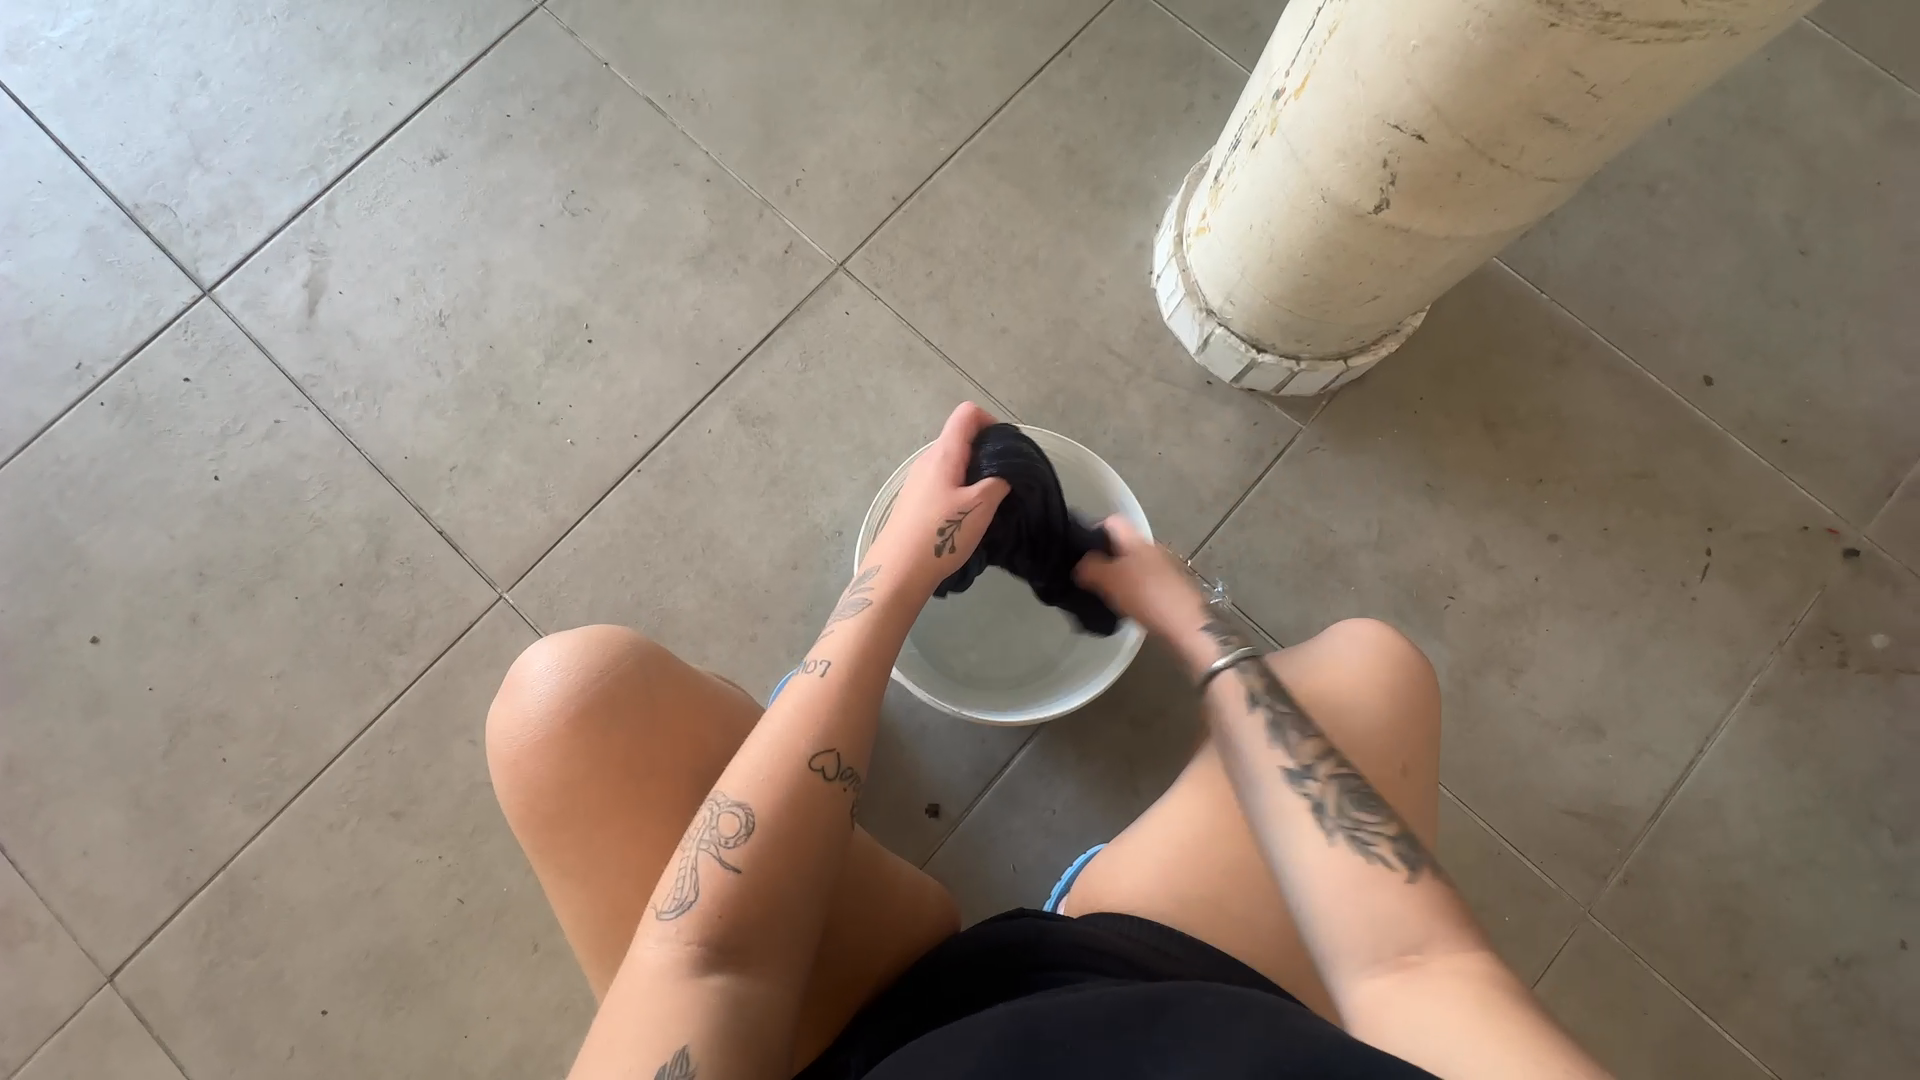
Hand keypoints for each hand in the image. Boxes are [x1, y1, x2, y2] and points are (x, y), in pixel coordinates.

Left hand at [868, 403, 1009, 589]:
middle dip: (988, 453)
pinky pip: (944, 481)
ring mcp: (919, 479)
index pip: (968, 413)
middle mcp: (928, 459)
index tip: (1008, 451)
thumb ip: (999, 481)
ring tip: (990, 502)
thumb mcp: (980, 507)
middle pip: (961, 438)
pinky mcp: (916, 499)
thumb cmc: (940, 535)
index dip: (992, 423)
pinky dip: (961, 489)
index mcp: (944, 453)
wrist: (898, 570)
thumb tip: (1007, 470)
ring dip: (975, 474)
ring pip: (954, 462)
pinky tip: (968, 515)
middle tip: (1005, 481)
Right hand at [1073, 516, 1208, 642]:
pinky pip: (1142, 580)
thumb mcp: (1109, 581)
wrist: (1185, 624)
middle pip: (1121, 544)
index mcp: (1137, 541)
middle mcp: (1151, 548)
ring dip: (1117, 575)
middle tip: (1088, 575)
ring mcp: (1163, 567)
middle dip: (1103, 557)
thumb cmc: (1145, 596)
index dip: (1094, 530)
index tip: (1080, 549)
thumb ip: (1090, 568)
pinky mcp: (1168, 586)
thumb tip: (1080, 565)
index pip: (1112, 521)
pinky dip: (1131, 588)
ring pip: (1131, 563)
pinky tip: (1125, 604)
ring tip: (1103, 592)